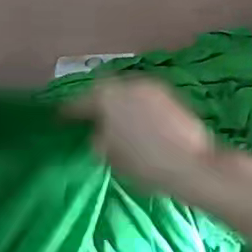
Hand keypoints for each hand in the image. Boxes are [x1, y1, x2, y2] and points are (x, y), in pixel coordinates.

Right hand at [64, 78, 230, 199]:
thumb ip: (99, 140)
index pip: (78, 103)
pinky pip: (142, 97)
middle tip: (88, 118)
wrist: (192, 166)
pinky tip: (136, 122)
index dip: (67, 113)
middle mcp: (127, 85)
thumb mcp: (111, 157)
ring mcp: (151, 88)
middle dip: (94, 103)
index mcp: (106, 98)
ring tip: (113, 121)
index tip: (59, 119)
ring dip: (116, 103)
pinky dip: (134, 106)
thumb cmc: (145, 165)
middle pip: (103, 90)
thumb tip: (99, 134)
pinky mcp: (169, 96)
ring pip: (124, 91)